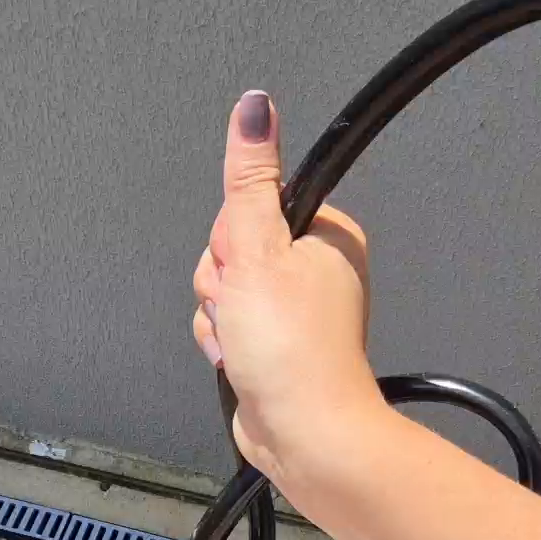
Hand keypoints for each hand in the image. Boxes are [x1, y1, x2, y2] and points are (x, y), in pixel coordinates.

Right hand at [191, 90, 385, 484]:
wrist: (302, 430)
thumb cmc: (291, 349)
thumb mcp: (258, 249)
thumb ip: (250, 178)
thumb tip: (253, 109)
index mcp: (322, 235)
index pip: (248, 207)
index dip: (232, 239)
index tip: (246, 266)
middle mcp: (309, 268)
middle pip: (229, 250)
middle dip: (222, 285)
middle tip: (245, 309)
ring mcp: (289, 307)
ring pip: (221, 290)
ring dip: (218, 318)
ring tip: (244, 341)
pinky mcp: (271, 340)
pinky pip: (224, 325)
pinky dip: (222, 342)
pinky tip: (239, 359)